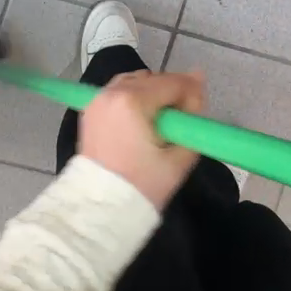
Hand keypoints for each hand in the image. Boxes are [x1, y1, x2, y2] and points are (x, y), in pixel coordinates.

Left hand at [79, 71, 204, 209]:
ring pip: (137, 82)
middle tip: (180, 124)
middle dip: (172, 95)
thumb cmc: (141, 186)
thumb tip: (200, 80)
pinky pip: (119, 91)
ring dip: (153, 95)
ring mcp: (98, 100)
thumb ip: (193, 118)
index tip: (196, 118)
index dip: (192, 97)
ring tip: (159, 123)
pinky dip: (134, 98)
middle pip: (155, 79)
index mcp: (133, 101)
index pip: (174, 83)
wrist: (98, 210)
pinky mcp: (91, 110)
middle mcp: (112, 92)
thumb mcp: (178, 158)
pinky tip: (141, 120)